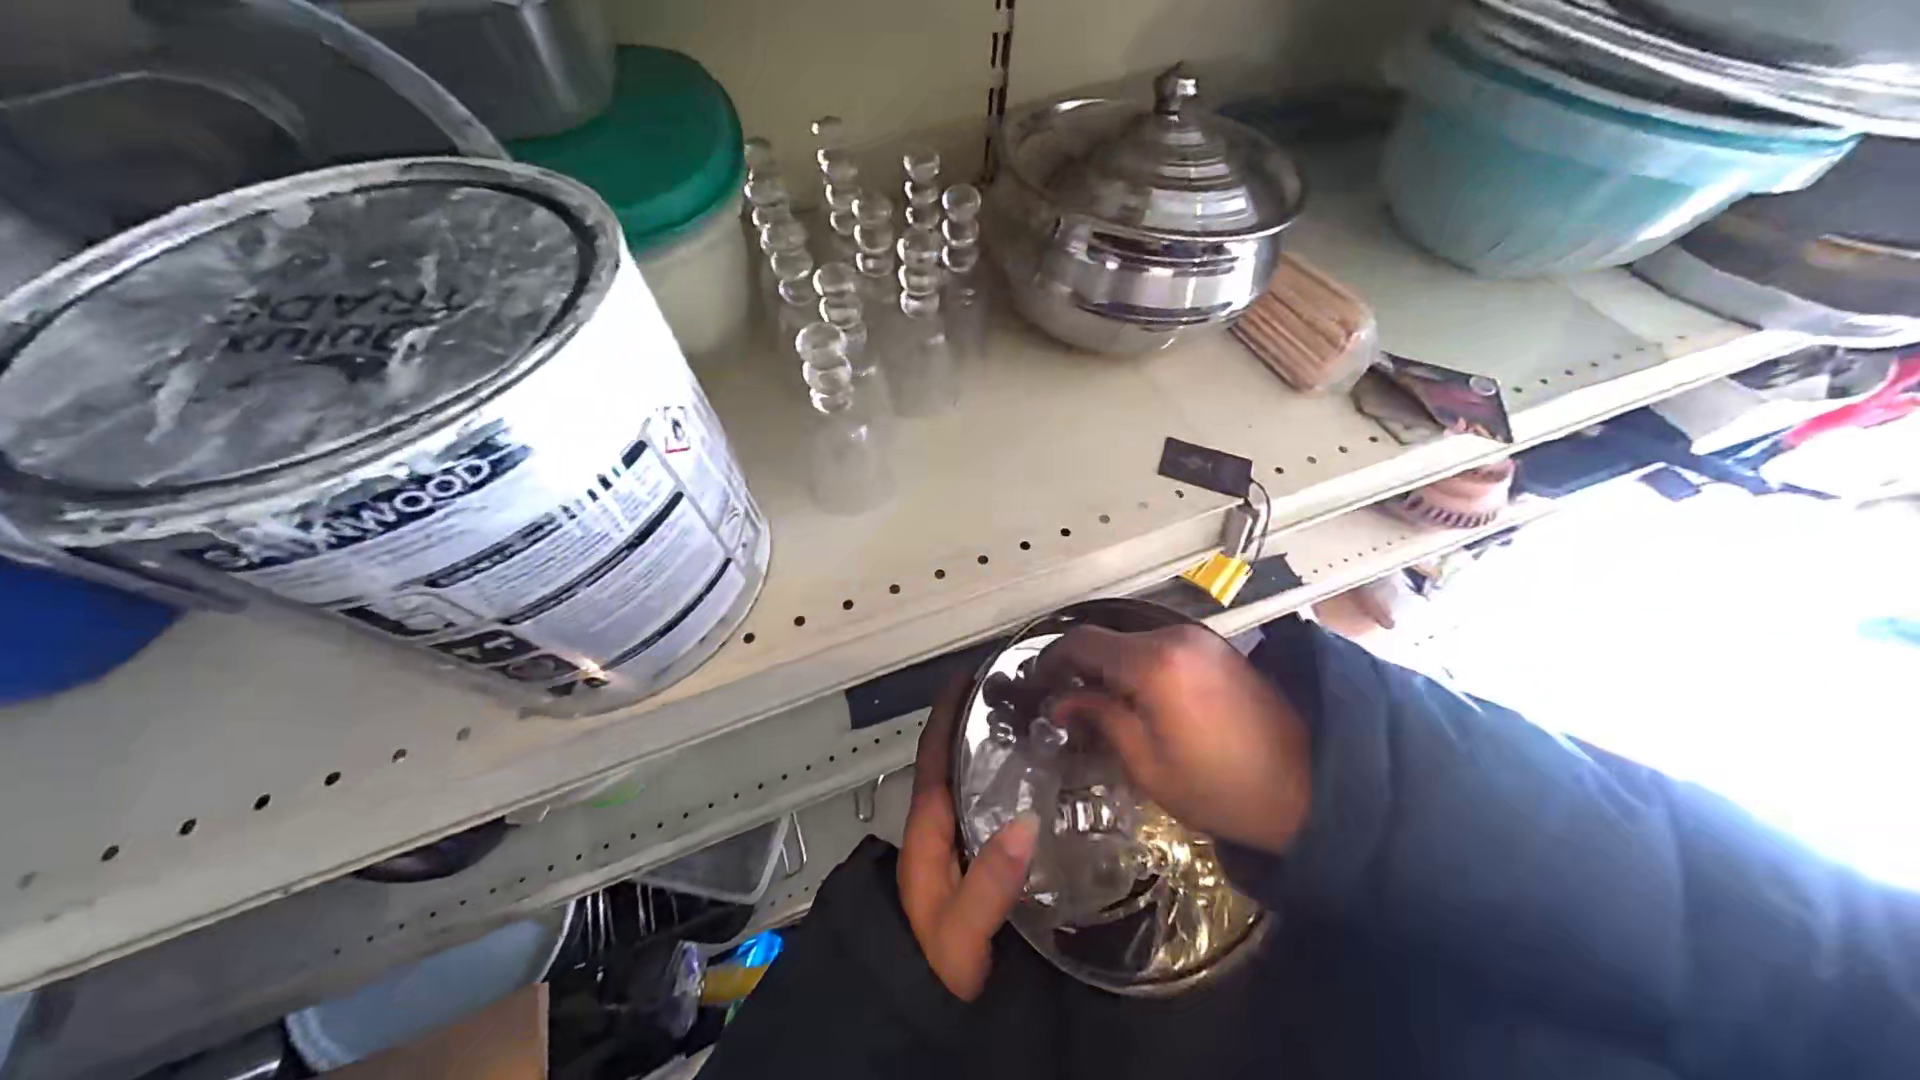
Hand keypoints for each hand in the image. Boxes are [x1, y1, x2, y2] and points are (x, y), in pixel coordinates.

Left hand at [897, 676, 1040, 1001]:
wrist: (921, 1003)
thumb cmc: (934, 963)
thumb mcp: (961, 928)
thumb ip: (990, 881)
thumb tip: (1027, 819)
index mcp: (926, 826)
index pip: (932, 753)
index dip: (945, 712)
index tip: (970, 675)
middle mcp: (937, 823)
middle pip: (951, 757)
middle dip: (975, 721)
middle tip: (1022, 693)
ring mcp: (954, 839)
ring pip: (969, 778)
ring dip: (990, 747)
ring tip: (1036, 722)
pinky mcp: (972, 855)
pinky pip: (987, 803)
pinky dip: (1005, 780)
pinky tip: (1039, 781)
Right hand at [1035, 624, 1311, 854]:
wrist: (1315, 789)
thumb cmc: (1224, 788)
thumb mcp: (1147, 764)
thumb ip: (1099, 719)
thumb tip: (1062, 701)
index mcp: (1153, 664)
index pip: (1081, 642)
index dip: (1051, 661)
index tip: (1039, 686)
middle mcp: (1175, 637)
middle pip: (1107, 639)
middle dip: (1081, 669)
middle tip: (1068, 706)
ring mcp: (1200, 639)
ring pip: (1133, 642)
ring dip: (1111, 668)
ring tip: (1104, 709)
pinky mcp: (1217, 649)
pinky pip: (1161, 648)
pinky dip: (1140, 667)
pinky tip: (1142, 702)